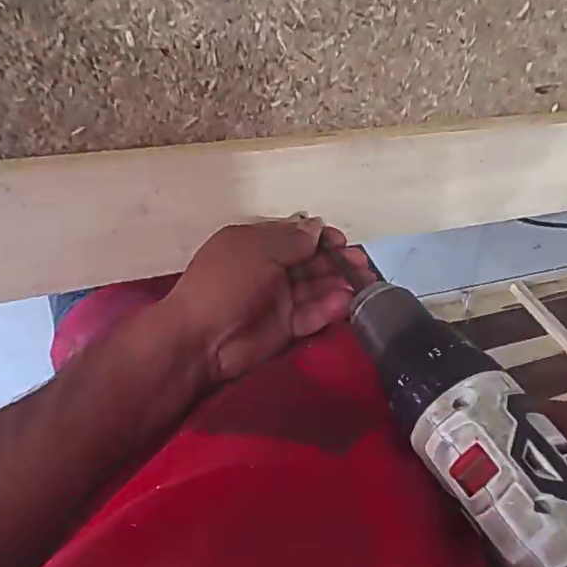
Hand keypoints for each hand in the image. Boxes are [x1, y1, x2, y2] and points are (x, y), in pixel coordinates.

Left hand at [154, 216, 368, 384]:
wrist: (201, 339)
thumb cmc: (225, 283)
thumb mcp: (256, 249)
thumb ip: (292, 240)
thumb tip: (317, 226)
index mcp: (258, 245)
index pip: (297, 237)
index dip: (321, 238)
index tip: (341, 241)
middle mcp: (272, 270)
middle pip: (313, 263)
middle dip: (339, 262)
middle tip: (362, 265)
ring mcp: (280, 300)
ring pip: (318, 289)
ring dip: (341, 284)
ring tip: (364, 284)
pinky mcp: (287, 328)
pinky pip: (314, 315)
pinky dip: (331, 309)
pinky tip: (347, 303)